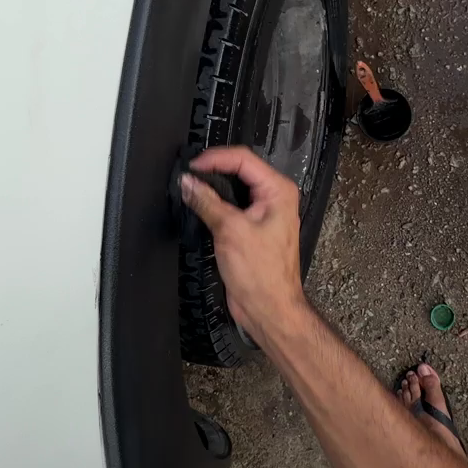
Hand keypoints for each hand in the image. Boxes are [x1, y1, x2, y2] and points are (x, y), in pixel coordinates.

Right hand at [177, 145, 306, 339]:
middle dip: (212, 170)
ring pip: (234, 188)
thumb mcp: (230, 231)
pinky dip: (216, 203)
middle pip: (239, 170)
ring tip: (190, 187)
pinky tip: (200, 206)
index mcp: (278, 191)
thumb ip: (206, 202)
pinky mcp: (252, 227)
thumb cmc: (263, 275)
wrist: (269, 308)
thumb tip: (188, 182)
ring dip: (212, 187)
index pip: (243, 159)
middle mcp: (274, 198)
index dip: (215, 158)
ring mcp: (264, 212)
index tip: (192, 166)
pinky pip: (232, 205)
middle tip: (188, 174)